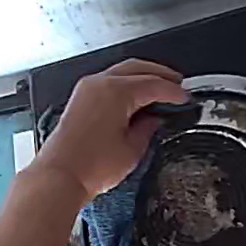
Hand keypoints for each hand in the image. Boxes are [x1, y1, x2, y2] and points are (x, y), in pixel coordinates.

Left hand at [34, 59, 188, 198]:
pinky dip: (125, 85)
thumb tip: (154, 121)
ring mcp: (87, 90)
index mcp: (117, 92)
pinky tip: (135, 98)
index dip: (173, 92)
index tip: (185, 97)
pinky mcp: (80, 100)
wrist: (60, 176)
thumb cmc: (90, 166)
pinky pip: (107, 83)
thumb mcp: (132, 150)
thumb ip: (148, 129)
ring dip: (141, 77)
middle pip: (137, 68)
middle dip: (160, 74)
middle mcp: (100, 84)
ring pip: (121, 73)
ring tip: (158, 88)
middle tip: (176, 83)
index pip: (153, 85)